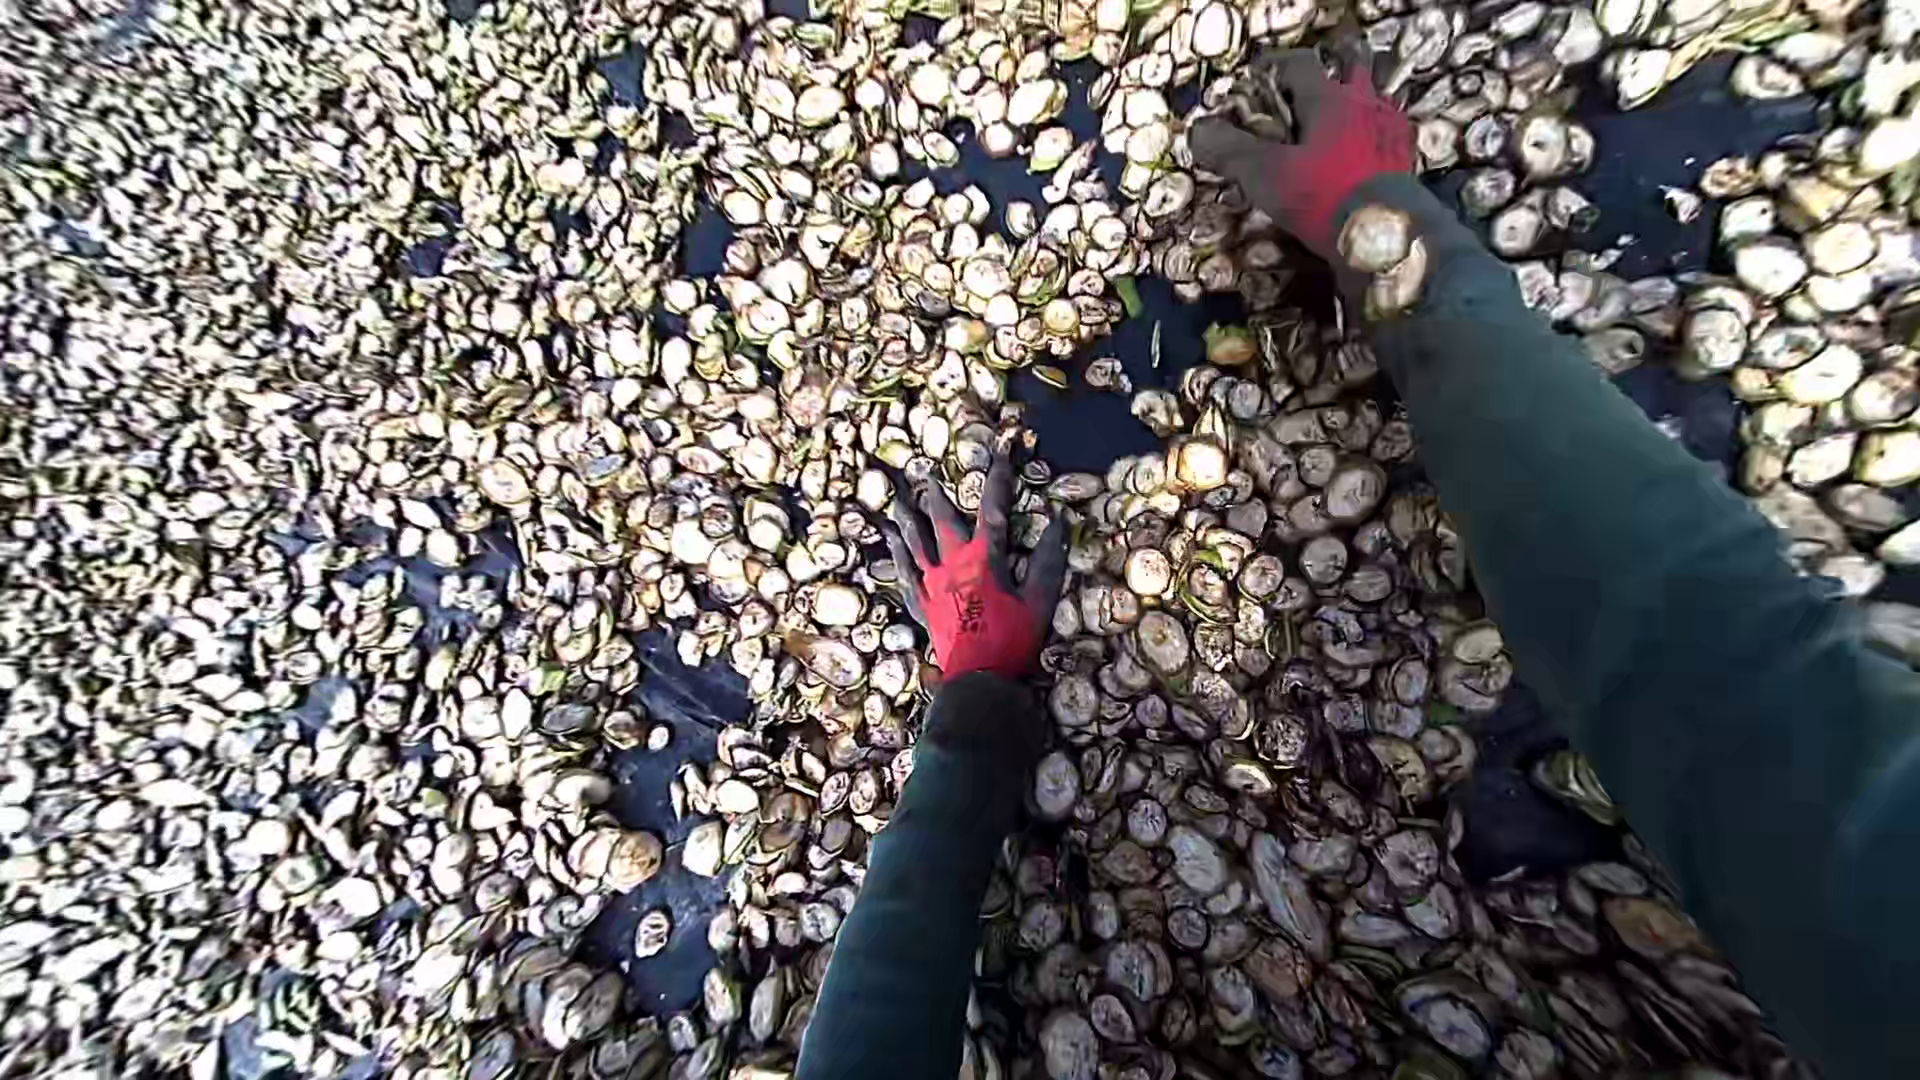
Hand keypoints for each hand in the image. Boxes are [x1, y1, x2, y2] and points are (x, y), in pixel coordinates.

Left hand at [884, 454, 1067, 679]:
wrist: (978, 678)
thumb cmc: (1011, 638)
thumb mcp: (1039, 601)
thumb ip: (1049, 561)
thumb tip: (1058, 521)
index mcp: (984, 559)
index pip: (993, 509)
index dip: (999, 478)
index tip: (1002, 452)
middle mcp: (953, 564)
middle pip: (942, 520)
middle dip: (937, 494)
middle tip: (927, 474)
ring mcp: (932, 584)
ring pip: (915, 543)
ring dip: (907, 519)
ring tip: (897, 500)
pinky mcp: (921, 604)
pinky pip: (903, 574)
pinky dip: (896, 556)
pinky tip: (890, 543)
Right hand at [1188, 49, 1412, 258]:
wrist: (1379, 230)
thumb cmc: (1321, 196)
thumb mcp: (1265, 175)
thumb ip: (1232, 151)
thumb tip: (1198, 130)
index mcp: (1328, 100)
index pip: (1298, 66)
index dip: (1274, 68)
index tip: (1257, 77)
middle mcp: (1363, 103)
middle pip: (1348, 66)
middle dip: (1324, 74)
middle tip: (1304, 91)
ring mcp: (1388, 128)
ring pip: (1371, 98)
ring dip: (1351, 103)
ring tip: (1330, 123)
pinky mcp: (1402, 156)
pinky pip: (1385, 132)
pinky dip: (1368, 136)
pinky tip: (1357, 154)